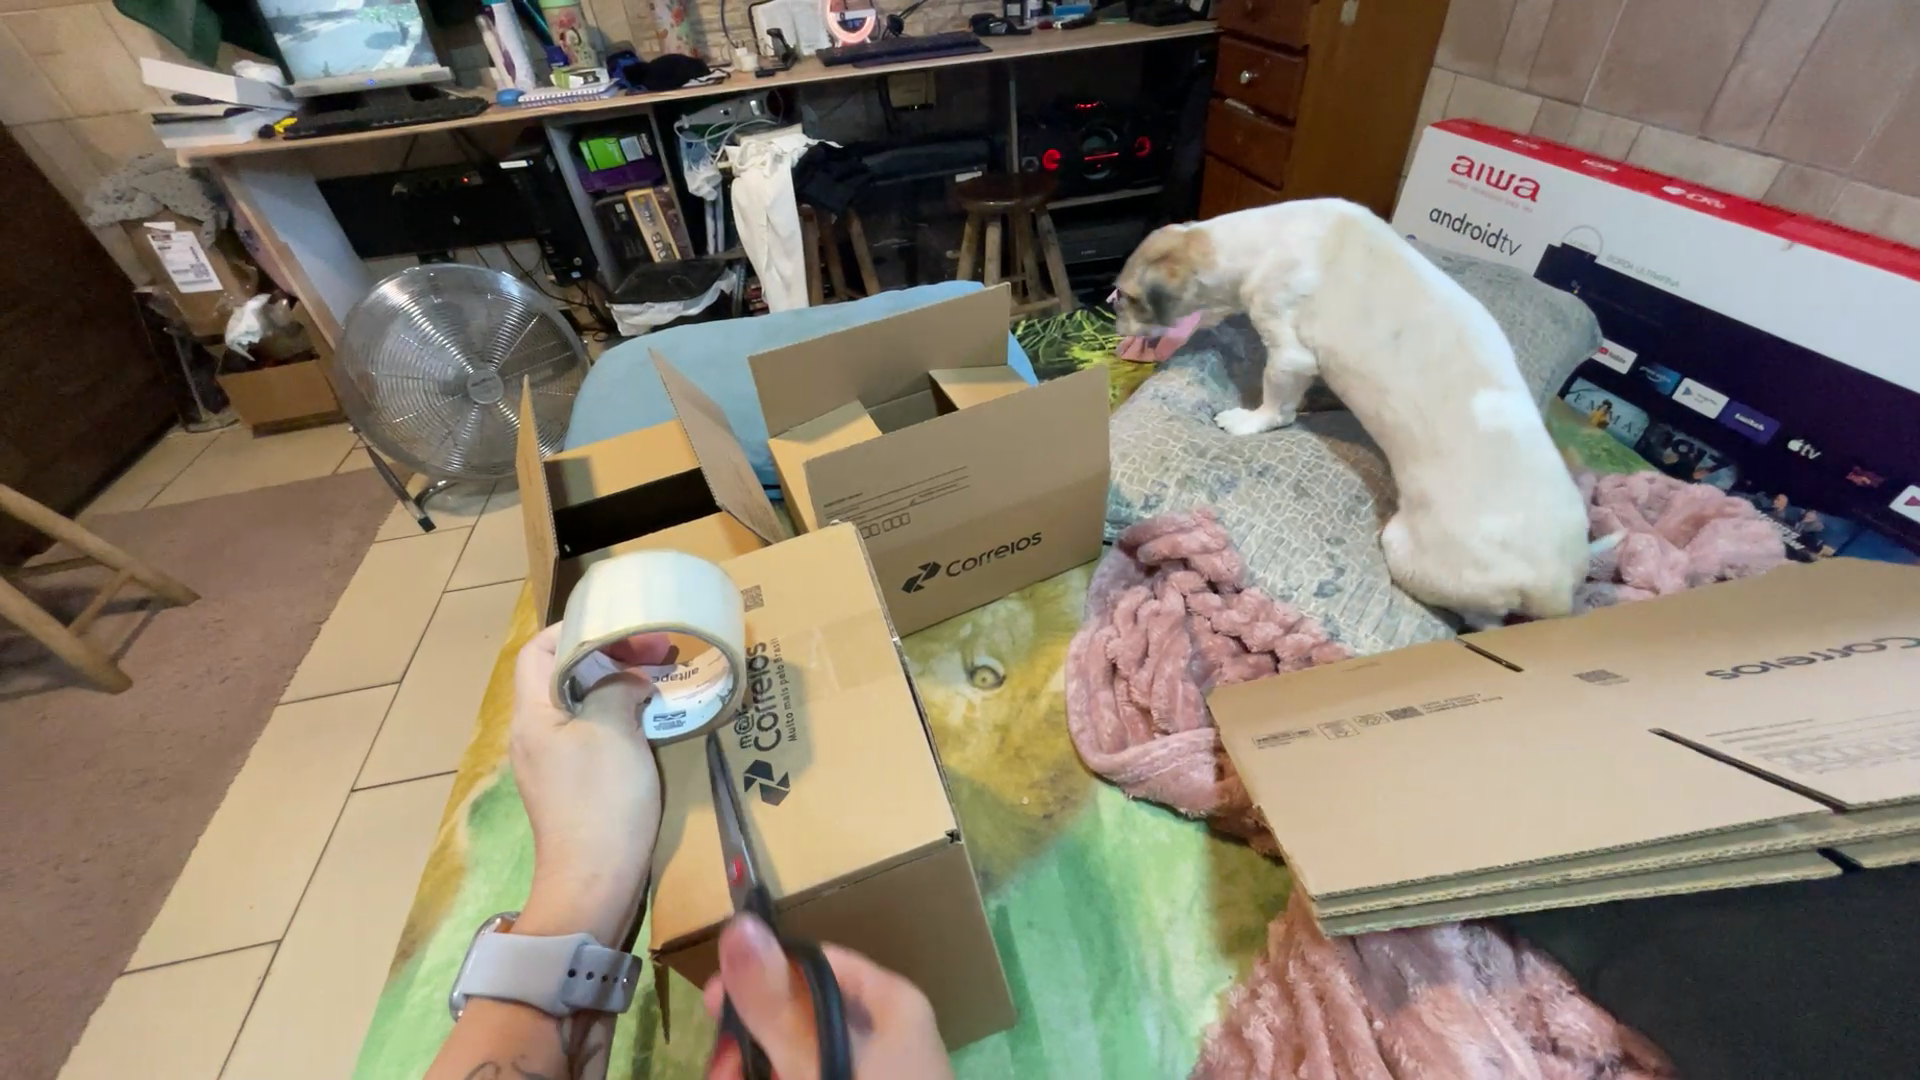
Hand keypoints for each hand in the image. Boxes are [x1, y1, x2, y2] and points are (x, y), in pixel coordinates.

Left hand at [509, 623, 671, 944]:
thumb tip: (629, 682)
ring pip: (583, 699)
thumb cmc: (601, 799)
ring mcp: (554, 758)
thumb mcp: (613, 729)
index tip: (622, 623)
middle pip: (564, 672)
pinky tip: (652, 714)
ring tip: (662, 675)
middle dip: (611, 652)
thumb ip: (617, 688)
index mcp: (533, 714)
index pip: (539, 650)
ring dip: (620, 680)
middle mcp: (536, 731)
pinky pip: (594, 727)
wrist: (595, 879)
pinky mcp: (575, 779)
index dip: (575, 627)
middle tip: (659, 649)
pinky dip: (621, 709)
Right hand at [702, 915, 952, 1079]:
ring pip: (792, 1061)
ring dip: (752, 1074)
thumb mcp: (818, 1064)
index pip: (816, 966)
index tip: (712, 1004)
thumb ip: (777, 1003)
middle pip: (798, 1018)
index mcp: (889, 1004)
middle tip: (720, 1074)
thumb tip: (739, 924)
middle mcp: (882, 1037)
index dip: (763, 977)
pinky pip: (806, 1078)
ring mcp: (867, 1075)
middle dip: (750, 1046)